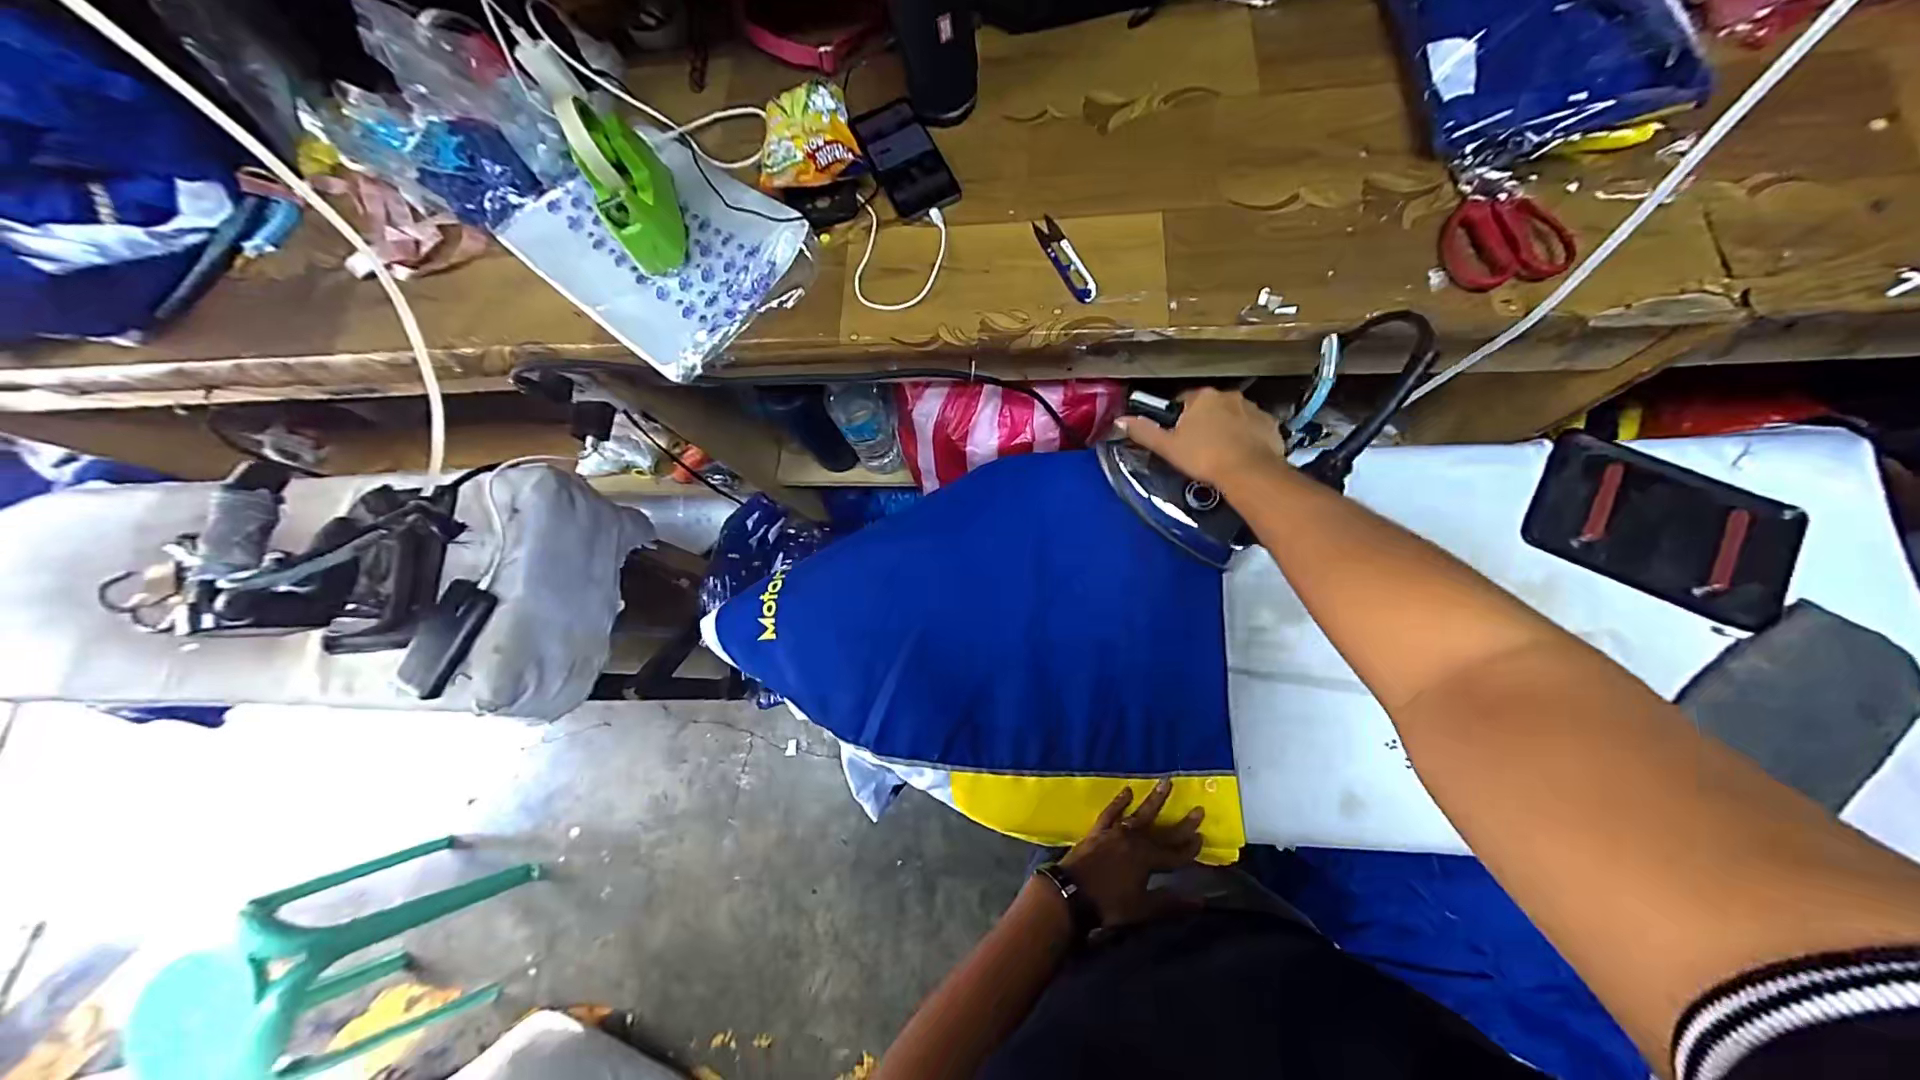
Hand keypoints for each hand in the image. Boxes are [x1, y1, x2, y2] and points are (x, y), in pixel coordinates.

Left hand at [1058, 778, 1204, 926]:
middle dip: (1182, 823)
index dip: (1190, 848)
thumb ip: (1171, 903)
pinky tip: (1128, 791)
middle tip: (1198, 809)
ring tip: (1166, 783)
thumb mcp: (1143, 908)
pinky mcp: (1098, 830)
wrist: (1070, 892)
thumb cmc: (1108, 904)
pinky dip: (1120, 801)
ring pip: (1139, 814)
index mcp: (1148, 860)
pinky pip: (1111, 812)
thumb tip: (1201, 901)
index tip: (1202, 836)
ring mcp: (1115, 832)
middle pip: (1162, 831)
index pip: (1175, 853)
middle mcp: (1134, 841)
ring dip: (1154, 800)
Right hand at [1114, 388, 1287, 487]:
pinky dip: (1247, 436)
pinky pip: (1254, 427)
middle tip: (1197, 446)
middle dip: (1204, 420)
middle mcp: (1229, 396)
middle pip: (1210, 406)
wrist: (1249, 472)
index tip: (1177, 434)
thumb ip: (1144, 431)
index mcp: (1202, 397)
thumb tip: (1120, 420)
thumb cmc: (1204, 457)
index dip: (1178, 416)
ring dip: (1227, 427)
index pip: (1184, 399)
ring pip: (1233, 415)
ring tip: (1220, 452)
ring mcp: (1253, 408)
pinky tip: (1241, 454)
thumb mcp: (1168, 447)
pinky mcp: (1271, 424)